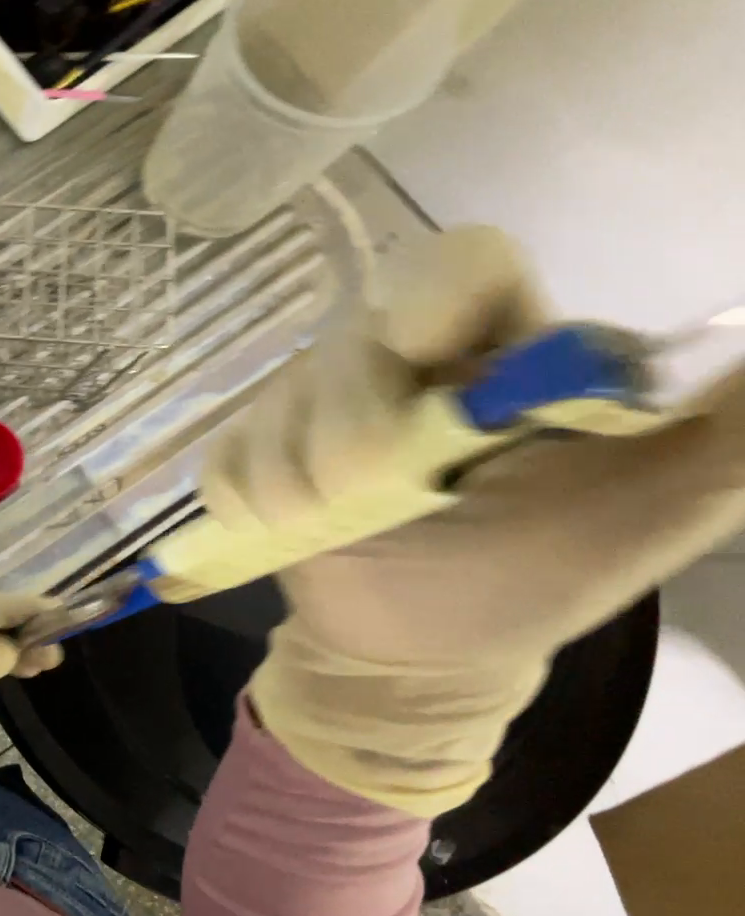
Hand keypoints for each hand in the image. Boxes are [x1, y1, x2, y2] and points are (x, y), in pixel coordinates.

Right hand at [209, 226, 744, 816]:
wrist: (409, 654)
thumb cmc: (524, 582)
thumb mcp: (655, 509)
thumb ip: (730, 427)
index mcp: (494, 354)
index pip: (457, 262)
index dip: (430, 300)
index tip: (425, 357)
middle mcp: (392, 364)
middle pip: (343, 345)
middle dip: (346, 440)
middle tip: (373, 499)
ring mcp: (304, 408)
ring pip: (272, 405)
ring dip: (294, 487)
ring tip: (330, 528)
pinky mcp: (243, 452)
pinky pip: (222, 455)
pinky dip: (244, 503)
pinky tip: (286, 529)